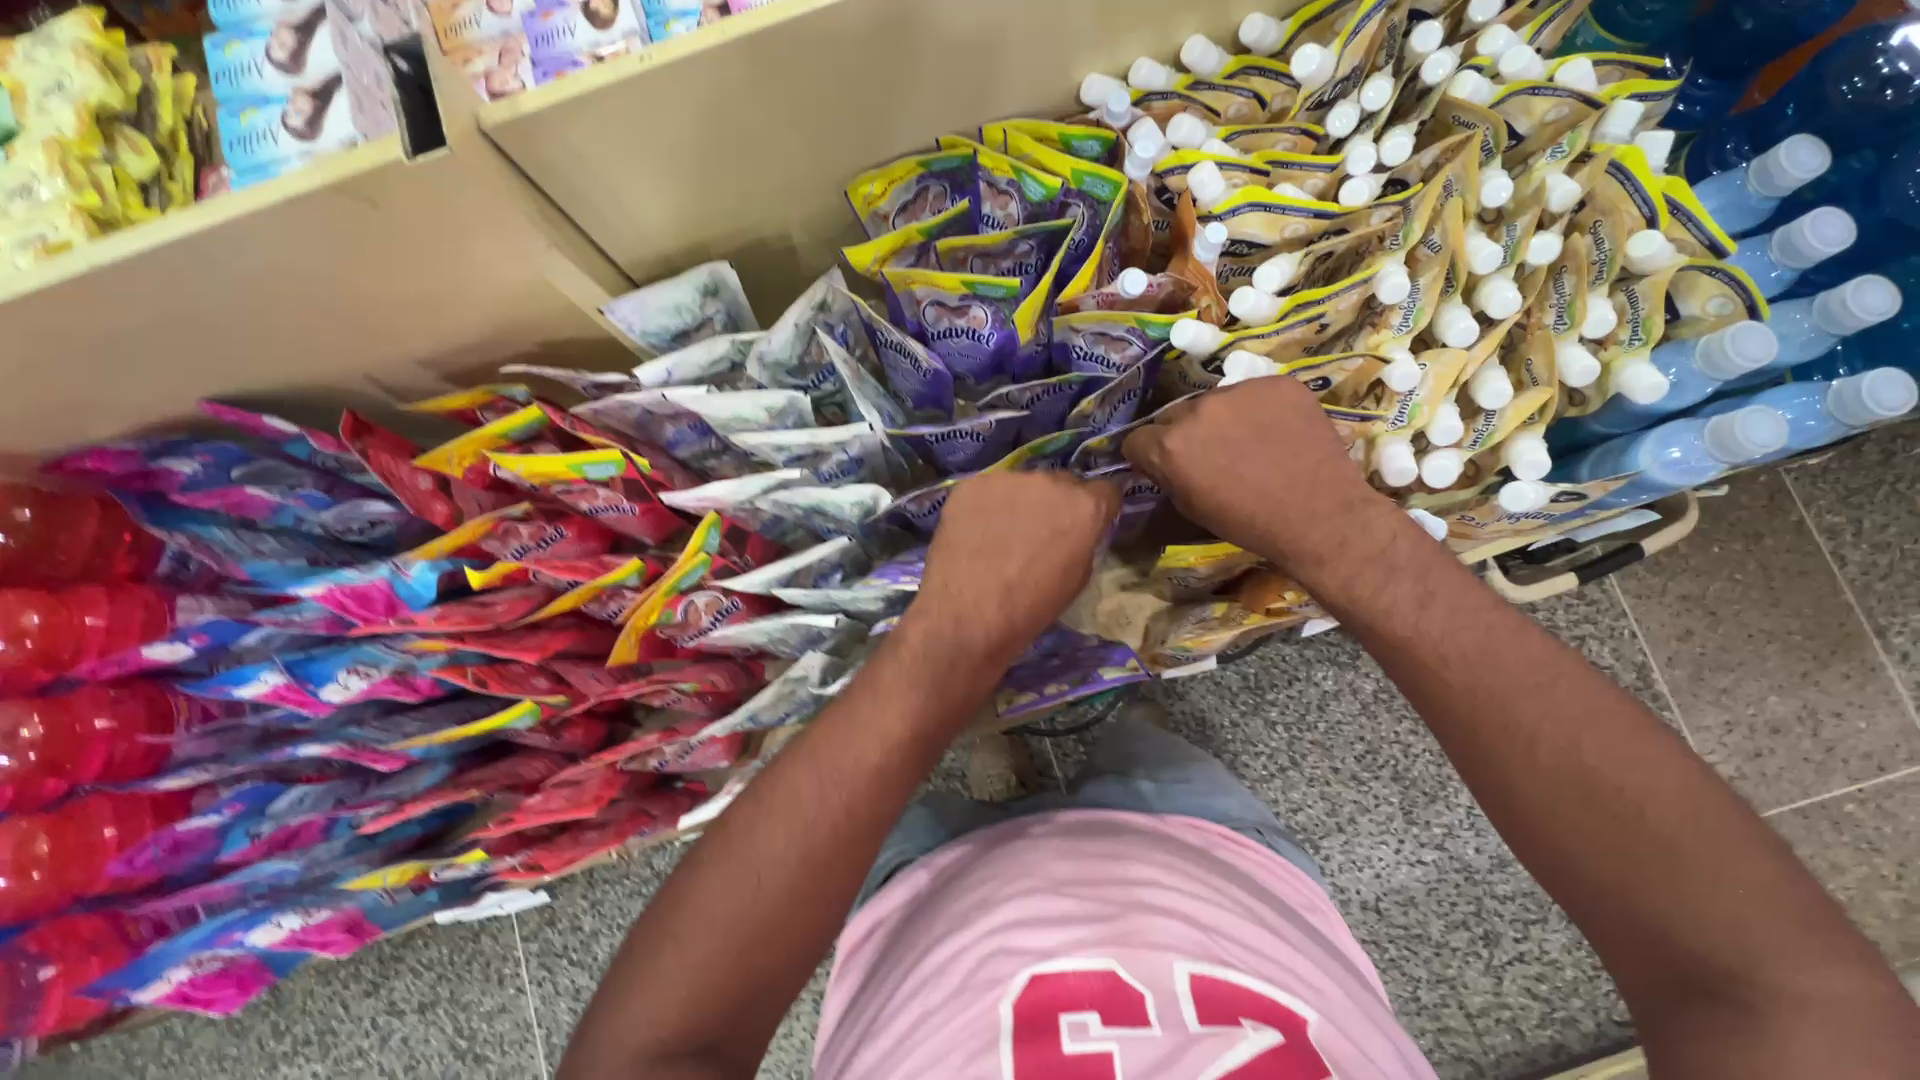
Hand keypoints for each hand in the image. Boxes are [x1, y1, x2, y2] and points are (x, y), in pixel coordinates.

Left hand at [902, 470, 1119, 671]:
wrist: (969, 612)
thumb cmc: (1030, 606)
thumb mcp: (1077, 580)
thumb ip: (1082, 543)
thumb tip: (1075, 534)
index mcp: (1085, 506)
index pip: (1105, 491)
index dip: (1096, 509)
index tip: (1085, 526)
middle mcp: (1050, 481)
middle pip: (1062, 484)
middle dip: (1055, 504)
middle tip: (1038, 534)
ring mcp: (1008, 479)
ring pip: (1022, 486)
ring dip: (1019, 503)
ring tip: (1000, 536)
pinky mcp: (971, 484)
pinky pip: (987, 491)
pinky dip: (985, 507)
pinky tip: (974, 534)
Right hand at [1122, 376, 1394, 575]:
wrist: (1319, 514)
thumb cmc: (1248, 523)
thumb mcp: (1191, 508)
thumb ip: (1167, 476)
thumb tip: (1159, 462)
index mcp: (1170, 445)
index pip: (1137, 438)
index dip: (1146, 454)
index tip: (1161, 464)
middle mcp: (1197, 409)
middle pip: (1174, 414)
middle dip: (1183, 433)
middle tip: (1209, 454)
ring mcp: (1239, 391)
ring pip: (1215, 400)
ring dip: (1221, 418)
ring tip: (1249, 442)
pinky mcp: (1276, 382)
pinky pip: (1254, 391)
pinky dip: (1259, 409)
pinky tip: (1277, 432)